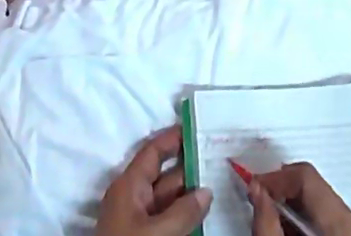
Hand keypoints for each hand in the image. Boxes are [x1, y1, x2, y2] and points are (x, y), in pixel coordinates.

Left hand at [96, 127, 213, 235]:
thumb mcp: (158, 234)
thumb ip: (184, 211)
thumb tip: (206, 191)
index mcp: (129, 186)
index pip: (154, 150)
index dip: (176, 137)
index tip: (201, 126)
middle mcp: (133, 199)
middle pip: (166, 175)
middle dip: (192, 167)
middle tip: (220, 158)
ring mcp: (137, 223)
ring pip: (169, 201)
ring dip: (192, 195)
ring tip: (220, 183)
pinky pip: (167, 222)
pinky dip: (184, 216)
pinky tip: (205, 216)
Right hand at [246, 162, 350, 235]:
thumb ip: (267, 223)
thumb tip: (256, 190)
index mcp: (342, 222)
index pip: (305, 175)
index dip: (274, 176)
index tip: (252, 183)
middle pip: (312, 184)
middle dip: (280, 189)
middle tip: (257, 200)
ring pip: (318, 199)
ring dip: (290, 204)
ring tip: (271, 218)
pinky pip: (326, 213)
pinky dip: (303, 217)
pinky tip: (289, 229)